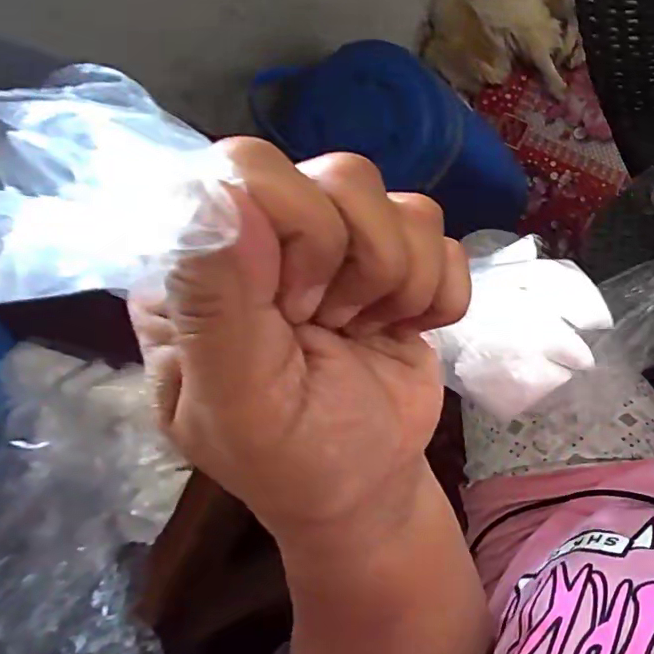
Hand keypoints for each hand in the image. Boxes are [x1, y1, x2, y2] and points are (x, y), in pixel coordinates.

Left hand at [129, 138, 469, 544]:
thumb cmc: (291, 456)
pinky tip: (405, 330)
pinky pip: (447, 244)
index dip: (297, 230)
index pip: (252, 168)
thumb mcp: (236, 402)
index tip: (298, 309)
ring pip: (409, 207)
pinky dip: (440, 299)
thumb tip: (225, 192)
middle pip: (346, 177)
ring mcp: (349, 248)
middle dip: (360, 268)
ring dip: (402, 287)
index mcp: (206, 259)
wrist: (370, 485)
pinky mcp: (407, 268)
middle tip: (333, 325)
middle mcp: (276, 235)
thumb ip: (216, 303)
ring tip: (368, 332)